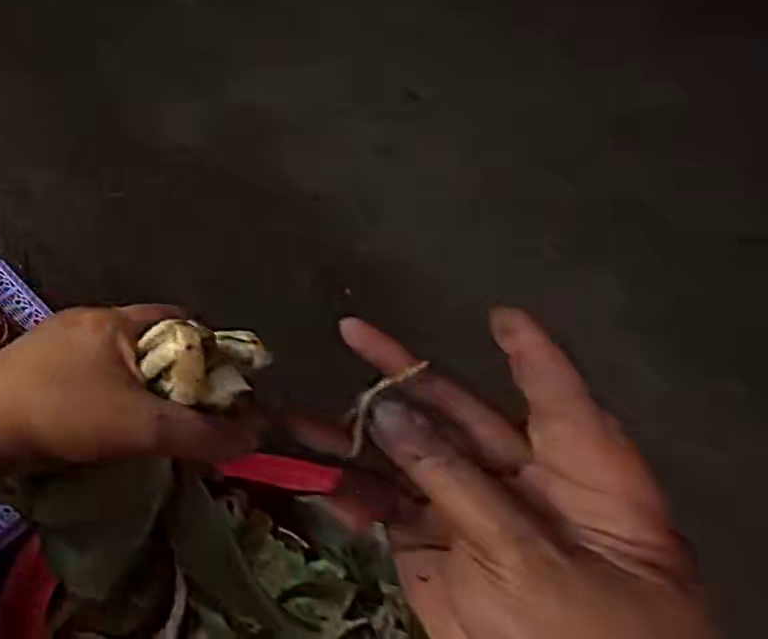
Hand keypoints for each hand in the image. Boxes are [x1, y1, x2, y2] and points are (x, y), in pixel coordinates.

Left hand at [0, 305, 260, 469]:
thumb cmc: (63, 412)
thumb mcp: (144, 426)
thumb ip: (205, 431)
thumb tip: (254, 432)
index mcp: (111, 320)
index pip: (180, 319)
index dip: (215, 352)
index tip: (236, 394)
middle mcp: (85, 322)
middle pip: (153, 343)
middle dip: (184, 380)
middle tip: (206, 423)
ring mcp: (59, 343)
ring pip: (124, 364)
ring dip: (151, 395)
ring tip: (169, 433)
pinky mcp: (41, 367)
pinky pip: (96, 377)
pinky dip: (119, 399)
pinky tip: (122, 430)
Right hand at [301, 309, 714, 638]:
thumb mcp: (530, 562)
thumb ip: (454, 481)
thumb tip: (386, 409)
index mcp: (588, 498)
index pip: (566, 413)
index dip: (537, 362)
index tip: (503, 316)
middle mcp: (527, 494)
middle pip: (459, 418)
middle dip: (401, 376)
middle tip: (350, 333)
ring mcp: (472, 518)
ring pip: (402, 456)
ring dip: (347, 436)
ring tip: (291, 418)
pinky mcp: (427, 544)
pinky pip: (377, 500)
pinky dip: (340, 489)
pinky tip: (309, 478)